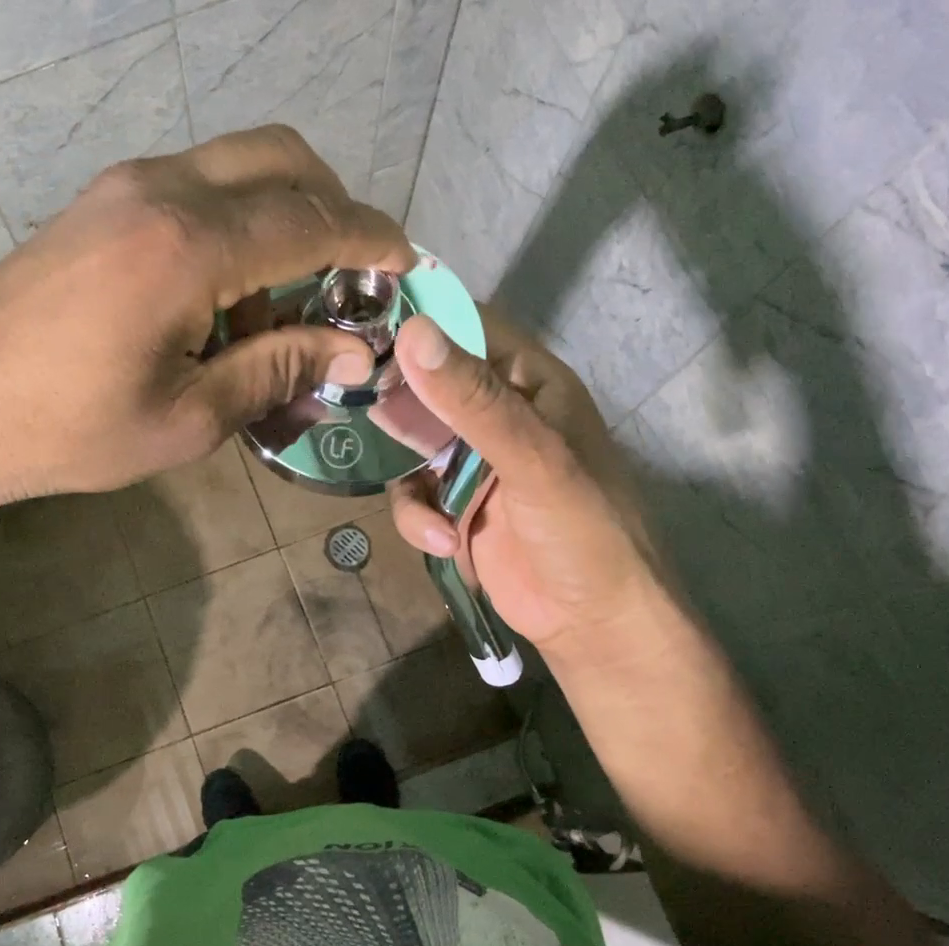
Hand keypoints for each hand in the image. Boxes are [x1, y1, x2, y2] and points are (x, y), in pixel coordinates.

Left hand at [0, 126, 413, 524]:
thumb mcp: (186, 421)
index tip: (407, 264)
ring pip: (235, 164)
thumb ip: (276, 370)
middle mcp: (159, 190)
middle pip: (280, 158)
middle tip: (355, 273)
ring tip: (294, 291)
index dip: (370, 239)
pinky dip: (235, 216)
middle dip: (334, 205)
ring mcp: (120, 187)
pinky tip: (230, 287)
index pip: (309, 220)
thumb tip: (353, 348)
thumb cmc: (66, 433)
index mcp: (186, 245)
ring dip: (283, 209)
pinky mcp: (95, 204)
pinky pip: (193, 184)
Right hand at [388, 310, 664, 654]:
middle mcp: (499, 413)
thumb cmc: (583, 529)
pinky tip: (442, 543)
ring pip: (411, 443)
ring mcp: (474, 462)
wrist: (595, 624)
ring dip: (410, 476)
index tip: (359, 319)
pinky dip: (418, 518)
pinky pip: (414, 494)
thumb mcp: (531, 458)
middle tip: (353, 405)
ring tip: (429, 508)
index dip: (420, 318)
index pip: (468, 326)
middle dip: (396, 400)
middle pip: (428, 383)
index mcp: (530, 383)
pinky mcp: (456, 506)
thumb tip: (412, 331)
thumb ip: (472, 400)